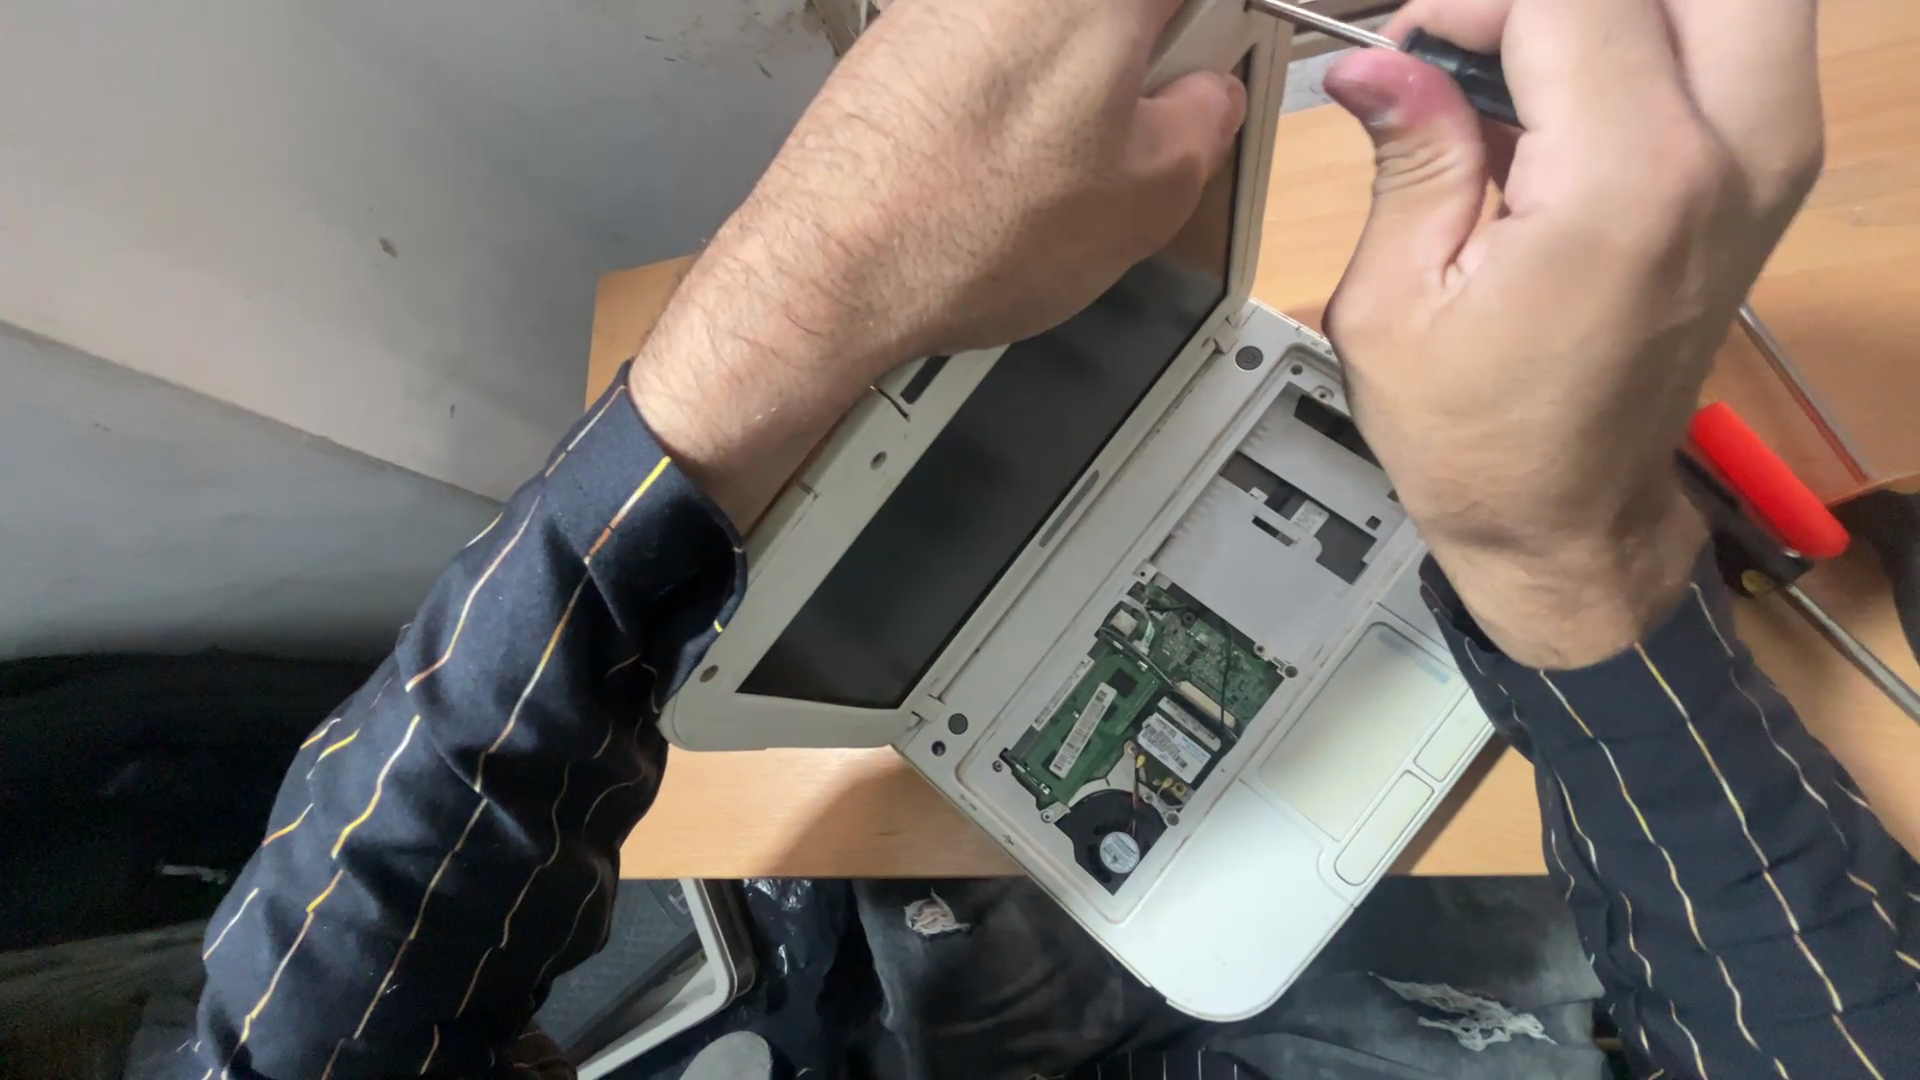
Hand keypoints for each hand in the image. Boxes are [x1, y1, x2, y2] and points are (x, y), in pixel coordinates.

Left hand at [630, 0, 1245, 526]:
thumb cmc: (969, 232)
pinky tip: (996, 176)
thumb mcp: (1145, 197)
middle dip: (1144, 64)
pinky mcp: (901, 40)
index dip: (1209, 37)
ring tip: (1056, 174)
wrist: (834, 274)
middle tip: (1144, 130)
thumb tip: (1208, 103)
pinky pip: (990, 59)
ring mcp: (946, 2)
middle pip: (1115, 16)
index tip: (1209, 77)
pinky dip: (1013, 108)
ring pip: (1052, 37)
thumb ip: (1206, 124)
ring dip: (1077, 92)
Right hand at [1320, 0, 1821, 666]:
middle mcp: (1735, 149)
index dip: (1472, 4)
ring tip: (1512, 78)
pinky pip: (1741, 50)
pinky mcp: (1772, 184)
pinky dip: (1652, 48)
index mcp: (1622, 185)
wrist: (1555, 514)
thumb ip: (1408, 163)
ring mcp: (1776, 163)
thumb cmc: (1453, 429)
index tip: (1400, 53)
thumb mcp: (1391, 304)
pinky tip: (1562, 115)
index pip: (1573, 1)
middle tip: (1468, 50)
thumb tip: (1370, 65)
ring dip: (1614, 16)